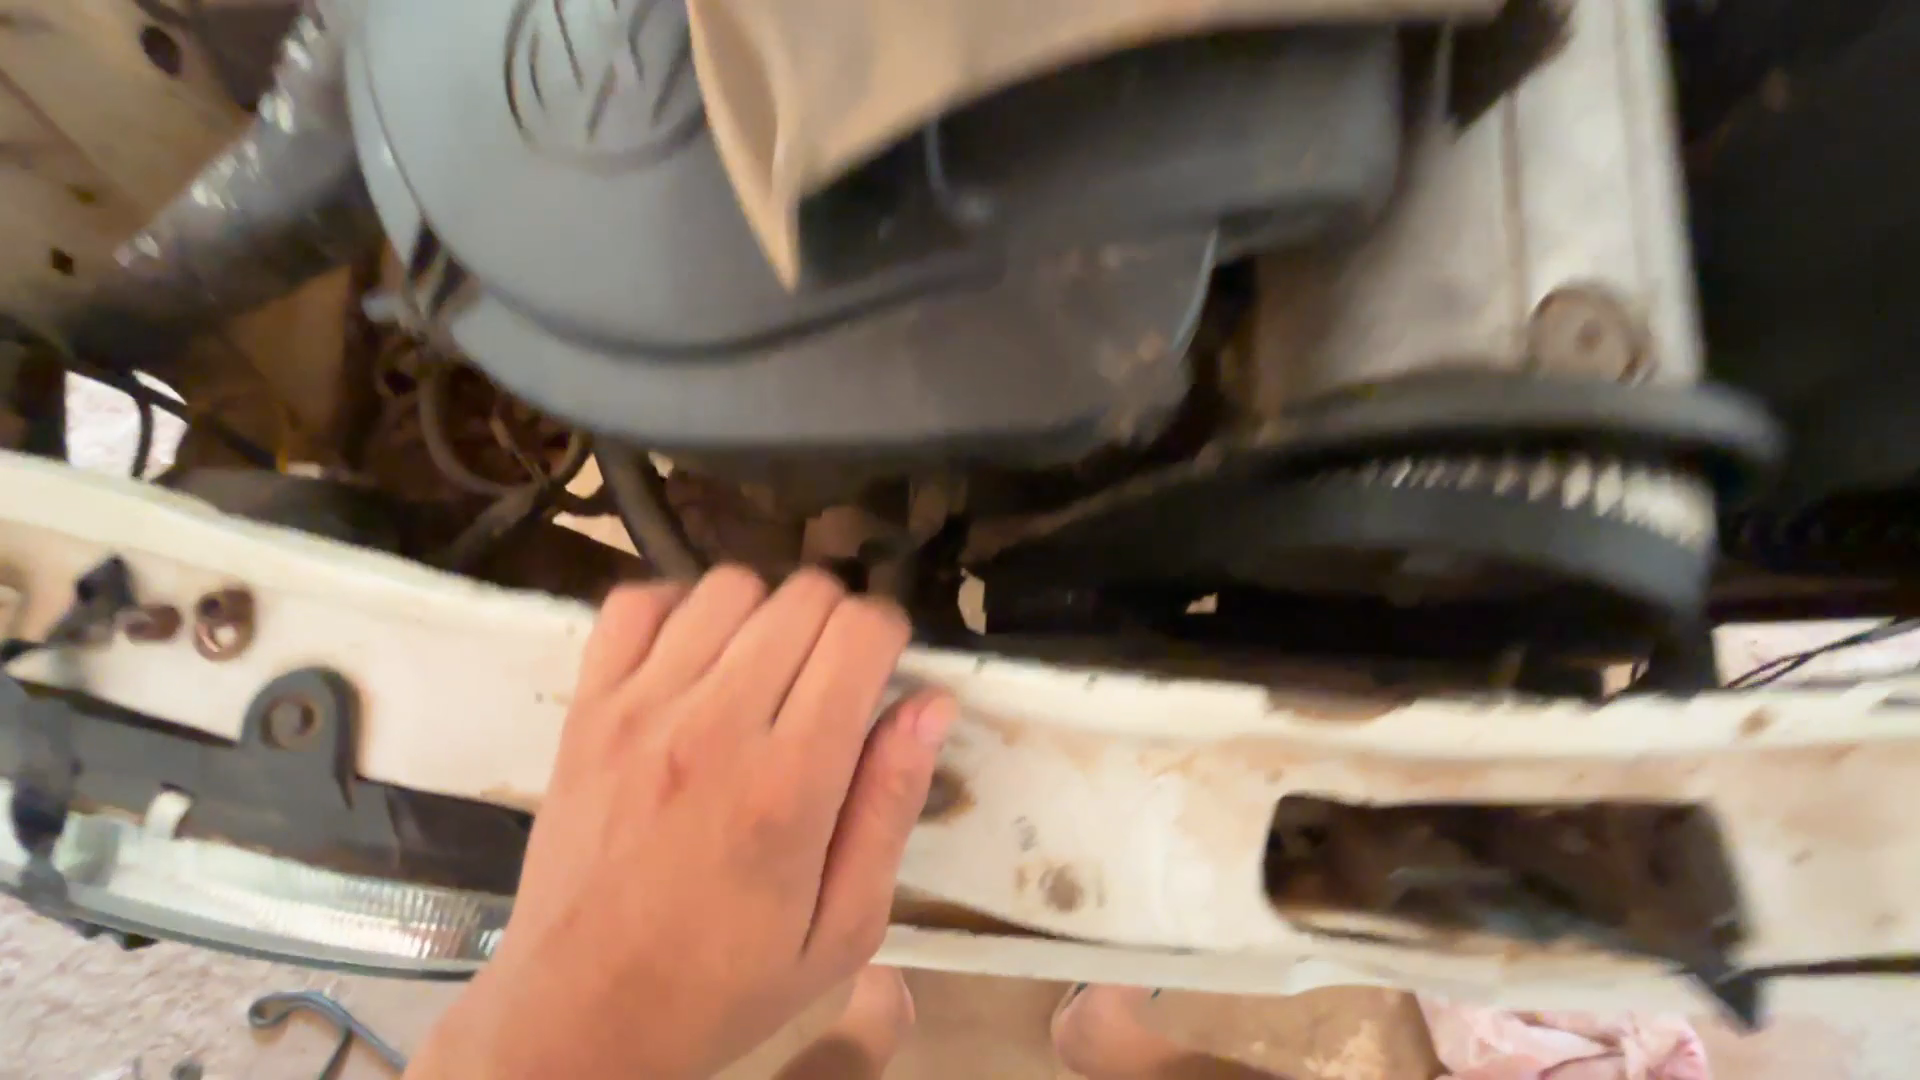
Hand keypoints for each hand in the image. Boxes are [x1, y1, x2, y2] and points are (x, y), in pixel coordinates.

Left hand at [409, 567, 955, 1078]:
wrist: (577, 1021)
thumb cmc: (727, 983)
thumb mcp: (844, 926)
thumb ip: (892, 805)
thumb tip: (931, 703)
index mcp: (789, 783)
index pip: (861, 634)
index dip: (889, 635)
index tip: (884, 670)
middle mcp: (715, 726)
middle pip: (804, 596)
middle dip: (839, 618)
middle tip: (833, 674)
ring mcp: (640, 709)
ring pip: (730, 585)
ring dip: (767, 611)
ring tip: (768, 666)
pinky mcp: (586, 708)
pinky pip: (638, 603)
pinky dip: (679, 609)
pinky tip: (696, 656)